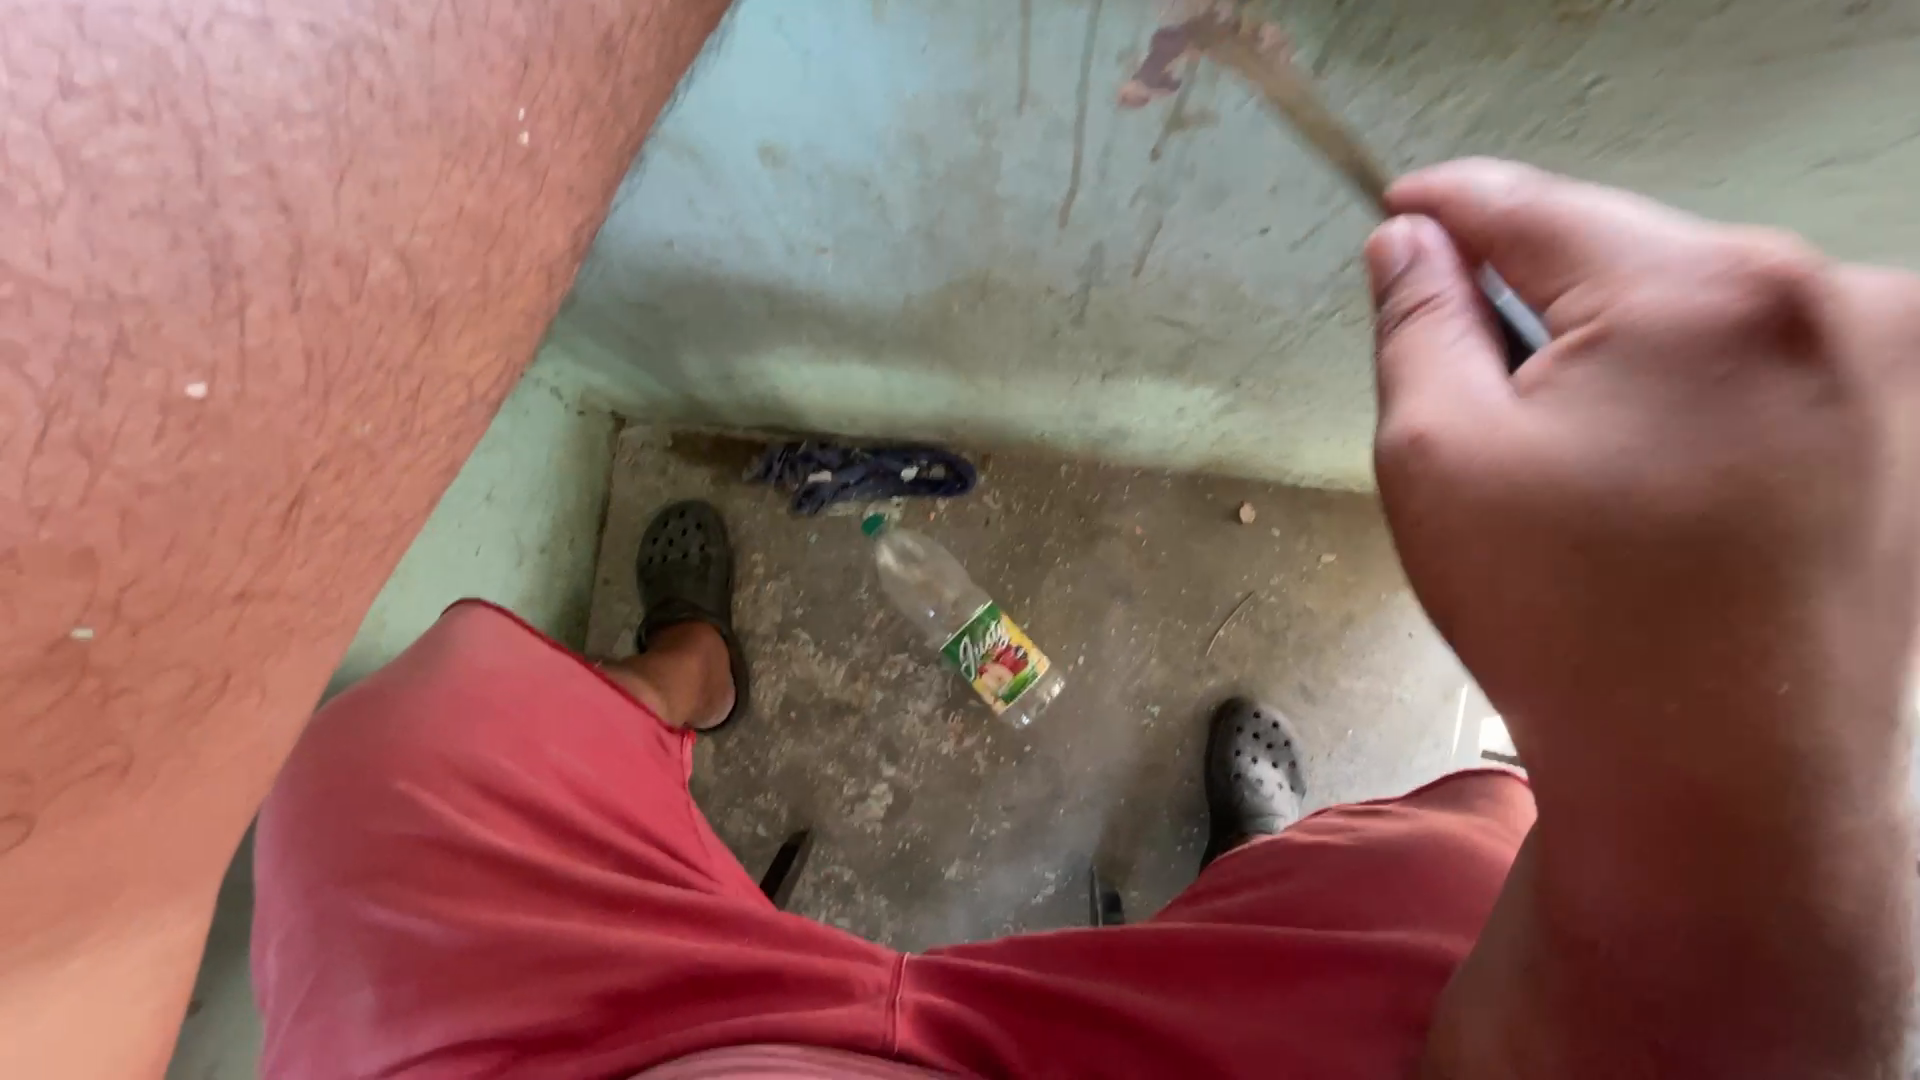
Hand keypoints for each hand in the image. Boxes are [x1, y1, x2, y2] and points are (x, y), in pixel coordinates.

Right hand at [1371, 159, 1919, 1076]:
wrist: (1714, 768)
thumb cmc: (1547, 605)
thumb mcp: (1434, 453)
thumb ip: (1416, 325)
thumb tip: (1410, 242)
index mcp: (1698, 290)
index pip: (1534, 203)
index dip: (1445, 202)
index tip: (1396, 206)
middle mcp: (1830, 294)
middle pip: (1617, 254)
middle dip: (1523, 297)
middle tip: (1455, 384)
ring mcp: (1892, 360)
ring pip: (1684, 307)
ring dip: (1595, 347)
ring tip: (1546, 454)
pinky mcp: (1903, 423)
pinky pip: (1745, 358)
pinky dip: (1663, 385)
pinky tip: (1628, 476)